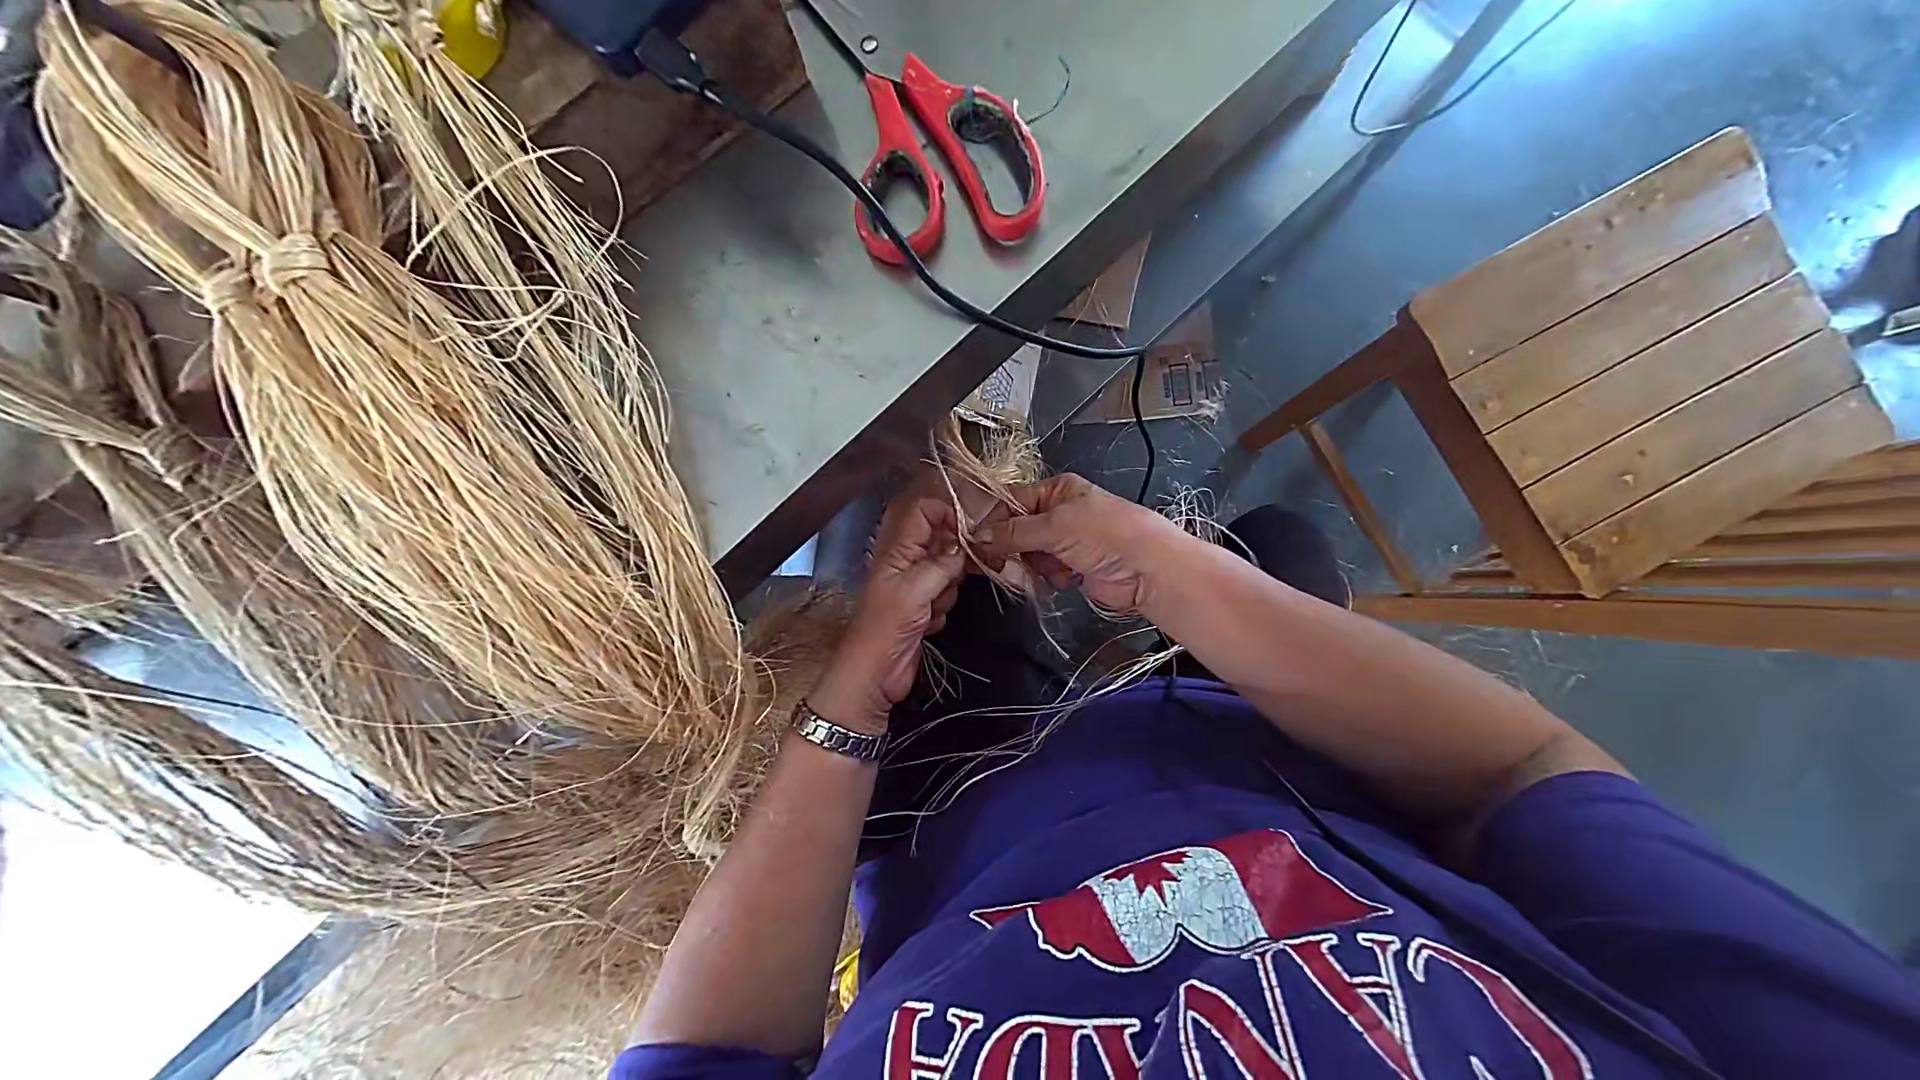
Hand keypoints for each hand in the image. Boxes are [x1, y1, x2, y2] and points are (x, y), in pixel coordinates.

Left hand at [810, 494, 965, 734]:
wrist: (873, 675)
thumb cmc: (883, 631)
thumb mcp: (915, 590)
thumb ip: (942, 563)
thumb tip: (964, 546)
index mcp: (897, 550)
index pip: (924, 510)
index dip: (947, 513)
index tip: (969, 532)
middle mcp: (906, 562)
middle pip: (942, 540)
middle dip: (955, 558)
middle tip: (956, 576)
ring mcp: (915, 585)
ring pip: (949, 569)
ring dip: (949, 588)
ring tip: (933, 606)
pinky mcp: (924, 607)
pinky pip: (947, 594)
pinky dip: (944, 607)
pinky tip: (930, 622)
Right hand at [973, 474, 1188, 614]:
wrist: (1147, 569)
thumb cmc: (1106, 534)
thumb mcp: (1055, 525)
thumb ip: (1014, 531)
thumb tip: (980, 536)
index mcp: (1057, 491)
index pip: (1013, 501)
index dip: (995, 520)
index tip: (977, 540)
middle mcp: (1061, 513)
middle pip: (1018, 529)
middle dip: (1012, 546)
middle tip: (1000, 560)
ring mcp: (1067, 541)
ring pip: (1029, 553)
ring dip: (1031, 564)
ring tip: (1044, 568)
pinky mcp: (1073, 567)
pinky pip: (1045, 572)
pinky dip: (1048, 577)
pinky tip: (1061, 578)